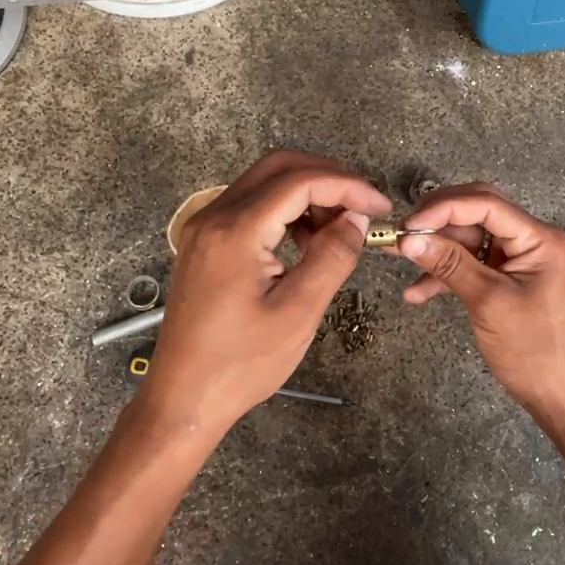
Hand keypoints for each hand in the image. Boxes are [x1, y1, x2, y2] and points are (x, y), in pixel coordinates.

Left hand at [146, 151, 390, 435]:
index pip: (300, 181)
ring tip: (338, 231)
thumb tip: (357, 219)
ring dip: (307, 193)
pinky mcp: (205, 241)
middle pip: (279, 166)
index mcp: (235, 231)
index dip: (347, 186)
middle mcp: (214, 215)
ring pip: (265, 182)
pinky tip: (306, 242)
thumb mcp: (298, 312)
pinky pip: (251, 205)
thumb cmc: (241, 364)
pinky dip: (285, 210)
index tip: (380, 208)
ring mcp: (204, 226)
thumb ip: (332, 257)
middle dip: (328, 178)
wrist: (183, 398)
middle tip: (363, 209)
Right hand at [396, 185, 564, 416]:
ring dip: (437, 249)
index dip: (443, 208)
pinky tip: (417, 293)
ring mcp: (521, 259)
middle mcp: (533, 240)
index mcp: (540, 239)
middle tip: (403, 233)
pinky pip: (473, 263)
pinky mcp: (509, 278)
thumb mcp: (487, 302)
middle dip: (438, 221)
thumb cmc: (532, 350)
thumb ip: (448, 264)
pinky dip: (447, 274)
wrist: (559, 396)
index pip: (486, 204)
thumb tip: (408, 238)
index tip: (408, 225)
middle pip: (477, 213)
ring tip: (399, 257)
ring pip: (470, 238)